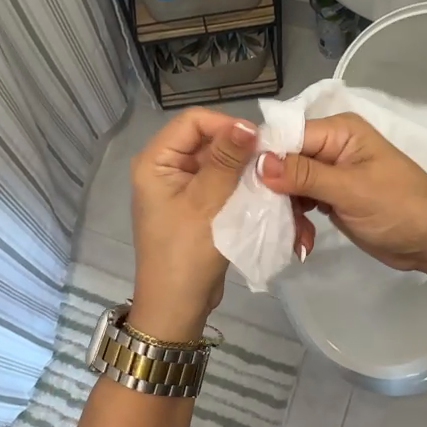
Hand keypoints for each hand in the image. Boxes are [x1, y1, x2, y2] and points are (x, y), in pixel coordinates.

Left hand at [127, 108, 256, 340]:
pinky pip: (218, 182)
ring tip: (270, 176)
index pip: (193, 121)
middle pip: (206, 139)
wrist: (177, 305)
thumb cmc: (186, 252)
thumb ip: (226, 160)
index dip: (227, 125)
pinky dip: (238, 185)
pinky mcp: (194, 204)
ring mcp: (179, 186)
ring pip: (217, 161)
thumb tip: (247, 124)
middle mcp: (164, 167)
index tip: (260, 142)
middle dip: (238, 148)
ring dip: (242, 168)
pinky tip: (261, 192)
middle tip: (271, 160)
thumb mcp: (208, 202)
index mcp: (155, 160)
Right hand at [258, 112, 426, 276]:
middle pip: (282, 160)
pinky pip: (298, 201)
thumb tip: (258, 162)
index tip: (244, 186)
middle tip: (267, 219)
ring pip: (286, 183)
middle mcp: (329, 145)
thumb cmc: (400, 209)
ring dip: (284, 210)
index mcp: (338, 131)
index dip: (263, 158)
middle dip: (273, 190)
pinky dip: (295, 219)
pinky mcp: (328, 194)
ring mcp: (328, 171)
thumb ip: (304, 175)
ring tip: (293, 236)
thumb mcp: (351, 190)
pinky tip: (301, 240)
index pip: (286, 135)